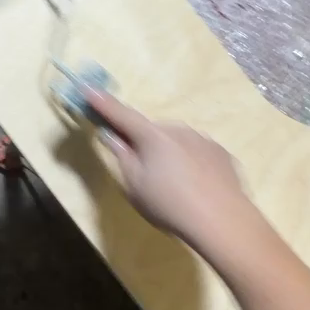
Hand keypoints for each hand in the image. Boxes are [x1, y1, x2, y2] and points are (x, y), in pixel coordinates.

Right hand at [87, 89, 262, 253]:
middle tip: (142, 173)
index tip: (87, 89)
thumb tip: (113, 137)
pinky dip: (190, 164)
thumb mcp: (134, 186)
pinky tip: (195, 187)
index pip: (121, 115)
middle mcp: (178, 130)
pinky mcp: (221, 154)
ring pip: (176, 142)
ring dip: (169, 155)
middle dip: (144, 144)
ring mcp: (203, 140)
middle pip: (152, 132)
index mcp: (152, 136)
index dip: (103, 104)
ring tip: (174, 186)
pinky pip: (197, 153)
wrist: (222, 221)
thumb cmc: (169, 204)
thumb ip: (123, 157)